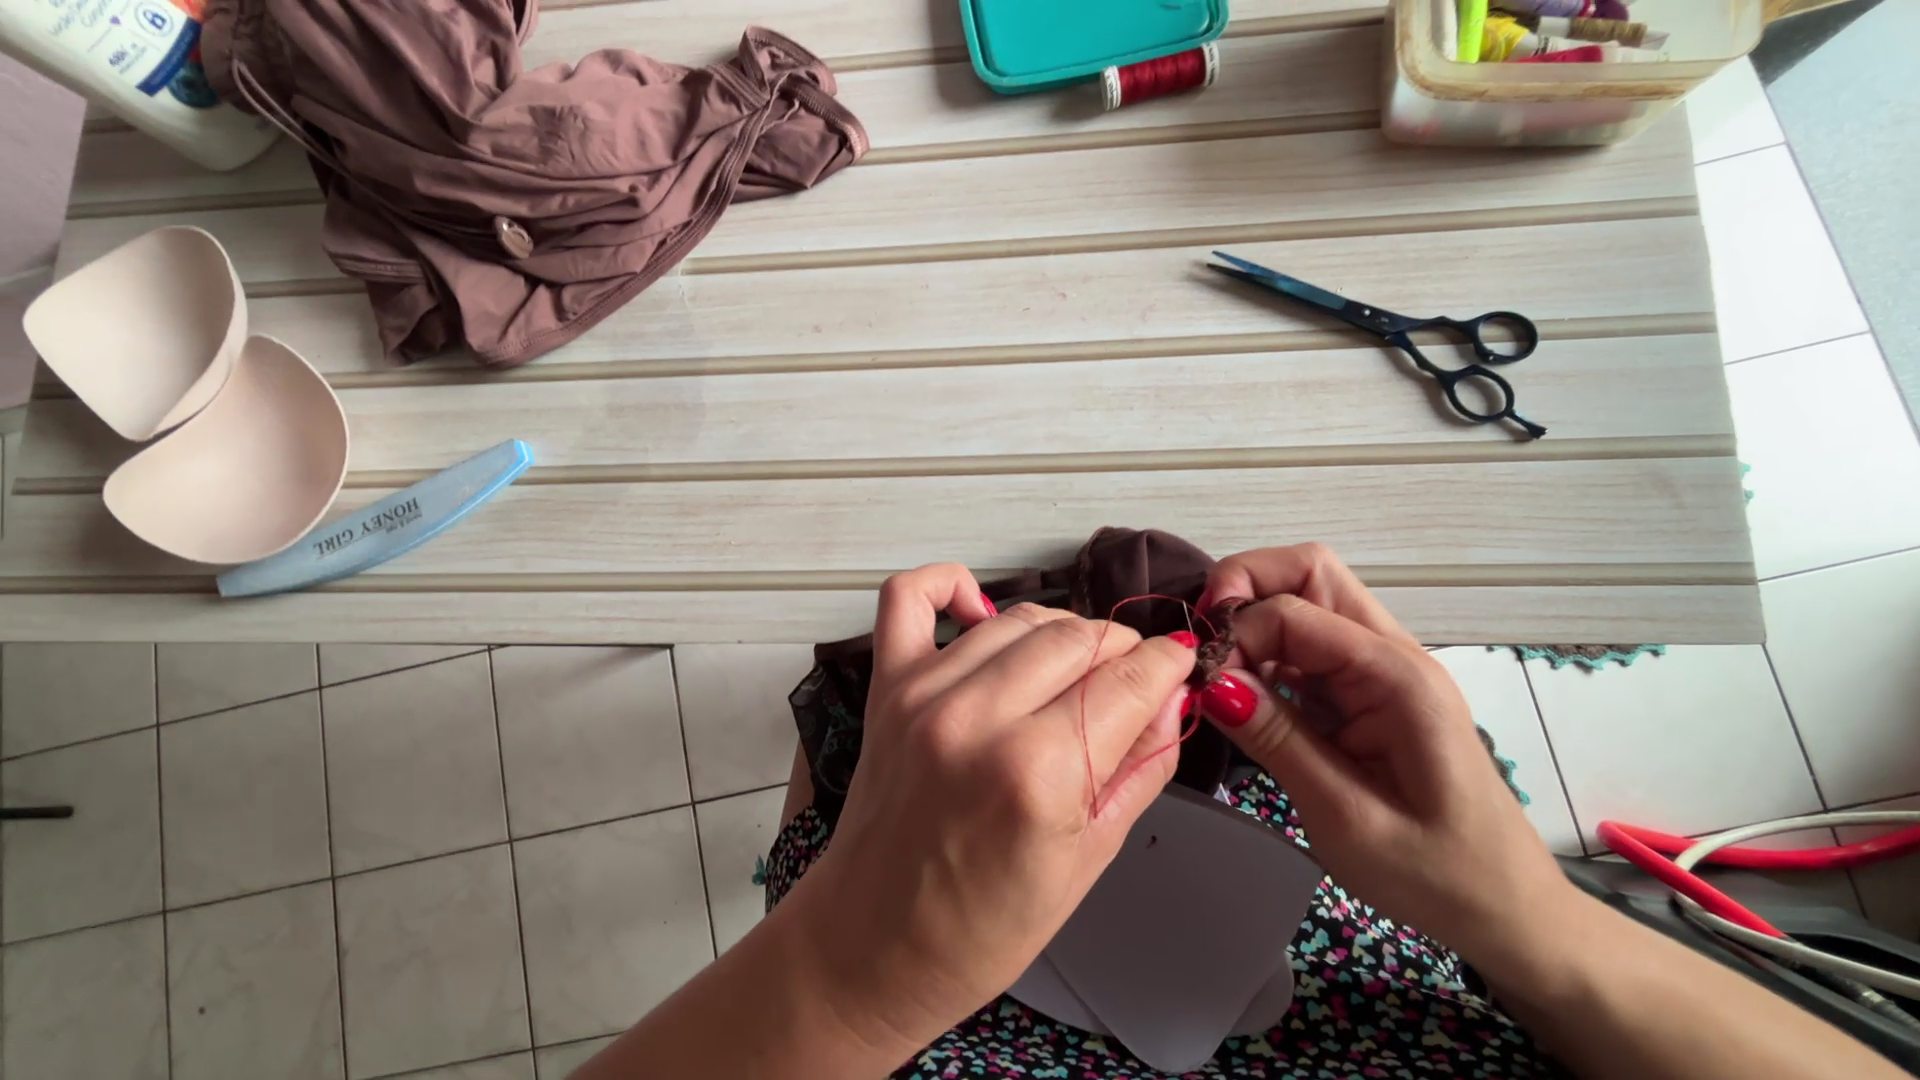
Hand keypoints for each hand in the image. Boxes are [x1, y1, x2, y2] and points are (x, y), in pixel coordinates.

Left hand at [785, 564, 1196, 1056]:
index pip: (1129, 679)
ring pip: (1021, 617)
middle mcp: (977, 719)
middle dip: (1122, 650)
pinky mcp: (888, 686)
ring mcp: (924, 694)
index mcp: (1037, 774)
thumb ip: (1143, 763)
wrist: (874, 945)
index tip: (1178, 662)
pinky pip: (910, 595)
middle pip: (1080, 637)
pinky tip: (981, 609)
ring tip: (1072, 671)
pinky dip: (949, 584)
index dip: (1168, 665)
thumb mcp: (1091, 859)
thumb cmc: (978, 927)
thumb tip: (1171, 695)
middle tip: (1130, 678)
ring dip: (1061, 633)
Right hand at [1192, 544, 1575, 979]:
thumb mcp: (1344, 817)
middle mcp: (1391, 653)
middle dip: (1243, 586)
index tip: (1201, 684)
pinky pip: (1307, 644)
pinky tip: (1247, 695)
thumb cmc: (1434, 874)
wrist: (1505, 909)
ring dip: (1253, 619)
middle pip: (1307, 571)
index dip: (1235, 633)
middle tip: (1204, 646)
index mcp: (1395, 677)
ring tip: (1219, 675)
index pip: (1292, 611)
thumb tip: (1208, 679)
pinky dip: (1266, 653)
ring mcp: (1381, 668)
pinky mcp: (1367, 691)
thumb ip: (1275, 739)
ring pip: (1305, 598)